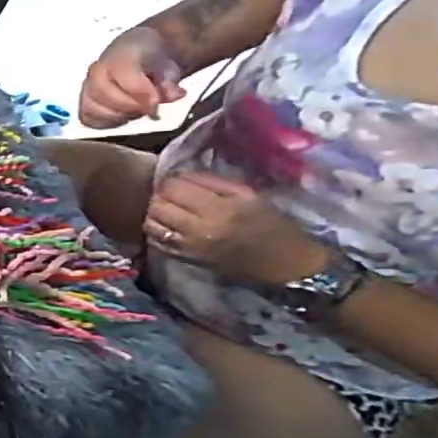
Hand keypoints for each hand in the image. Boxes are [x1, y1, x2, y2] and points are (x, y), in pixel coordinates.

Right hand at [79, 27, 186, 128]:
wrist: (138, 52)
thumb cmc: (151, 59)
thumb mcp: (168, 65)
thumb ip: (170, 81)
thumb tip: (174, 95)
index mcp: (119, 55)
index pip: (128, 81)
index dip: (145, 96)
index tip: (158, 104)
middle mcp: (96, 71)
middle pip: (110, 98)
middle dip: (134, 106)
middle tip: (150, 106)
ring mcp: (86, 88)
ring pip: (97, 110)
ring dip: (121, 114)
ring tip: (137, 107)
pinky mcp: (83, 103)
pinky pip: (89, 119)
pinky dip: (107, 121)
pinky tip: (122, 114)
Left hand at [145, 171, 329, 285]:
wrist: (285, 264)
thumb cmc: (272, 225)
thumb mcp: (250, 196)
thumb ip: (213, 182)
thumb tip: (180, 173)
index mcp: (220, 209)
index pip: (175, 188)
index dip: (172, 181)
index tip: (178, 181)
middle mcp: (200, 229)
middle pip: (158, 204)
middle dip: (161, 196)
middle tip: (171, 195)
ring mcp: (189, 246)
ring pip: (151, 223)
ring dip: (155, 213)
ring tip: (168, 209)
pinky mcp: (184, 259)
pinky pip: (155, 241)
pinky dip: (155, 230)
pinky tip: (167, 225)